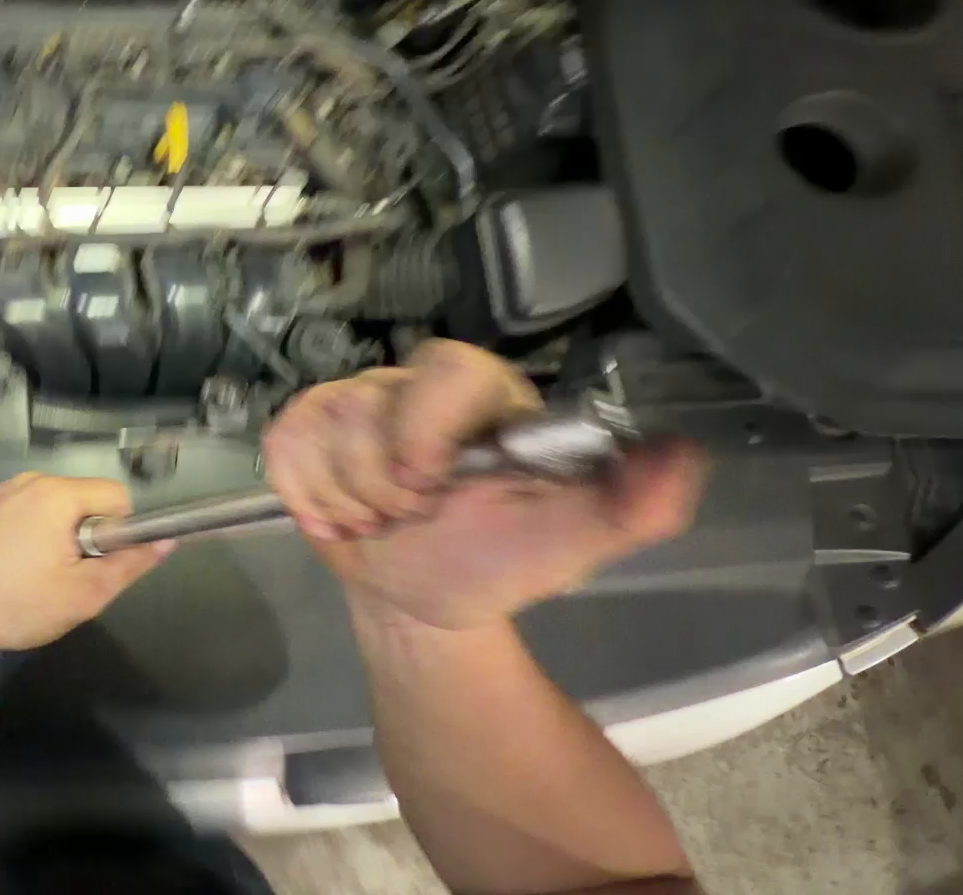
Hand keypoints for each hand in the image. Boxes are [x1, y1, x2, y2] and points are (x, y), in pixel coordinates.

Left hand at [0, 474, 170, 658]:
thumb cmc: (20, 605)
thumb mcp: (86, 594)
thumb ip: (131, 564)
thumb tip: (167, 541)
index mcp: (56, 493)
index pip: (117, 496)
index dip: (120, 533)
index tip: (97, 564)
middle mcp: (31, 480)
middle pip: (89, 499)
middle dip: (90, 536)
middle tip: (68, 576)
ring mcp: (7, 490)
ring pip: (63, 507)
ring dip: (66, 536)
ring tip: (43, 575)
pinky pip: (36, 510)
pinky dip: (40, 533)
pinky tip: (22, 566)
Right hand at [262, 340, 706, 629]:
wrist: (419, 592)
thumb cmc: (497, 560)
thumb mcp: (572, 542)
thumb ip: (632, 504)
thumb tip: (679, 453)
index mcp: (481, 394)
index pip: (444, 368)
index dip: (423, 425)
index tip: (426, 487)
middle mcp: (408, 384)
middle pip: (365, 407)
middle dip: (382, 486)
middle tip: (411, 517)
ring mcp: (345, 401)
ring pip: (320, 431)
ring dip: (349, 498)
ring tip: (379, 520)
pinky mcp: (299, 427)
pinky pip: (282, 449)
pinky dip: (308, 496)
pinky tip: (339, 515)